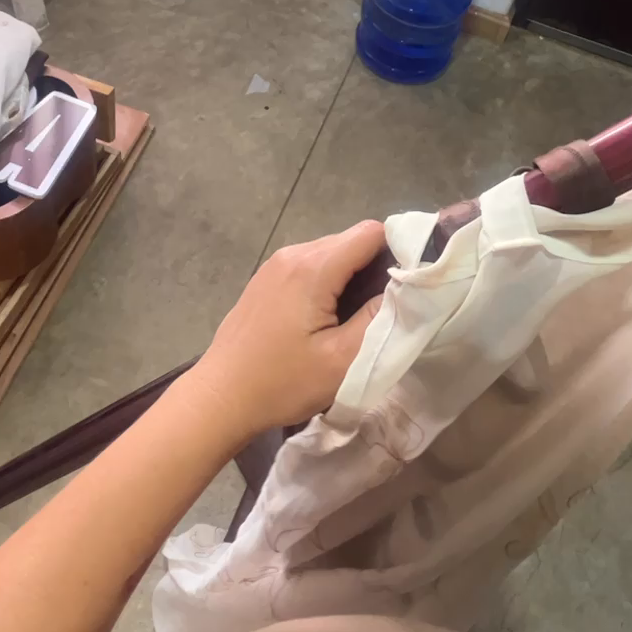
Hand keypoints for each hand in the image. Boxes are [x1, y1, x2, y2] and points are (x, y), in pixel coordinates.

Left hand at [184, 220, 387, 438]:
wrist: (220, 398)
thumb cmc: (282, 382)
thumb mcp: (342, 360)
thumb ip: (379, 318)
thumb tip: (407, 288)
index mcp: (313, 267)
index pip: (371, 233)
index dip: (399, 250)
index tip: (411, 282)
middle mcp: (293, 254)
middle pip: (351, 241)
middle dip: (376, 267)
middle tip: (387, 308)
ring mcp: (275, 265)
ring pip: (331, 254)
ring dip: (352, 277)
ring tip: (358, 318)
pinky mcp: (266, 279)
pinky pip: (310, 266)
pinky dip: (328, 283)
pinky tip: (327, 319)